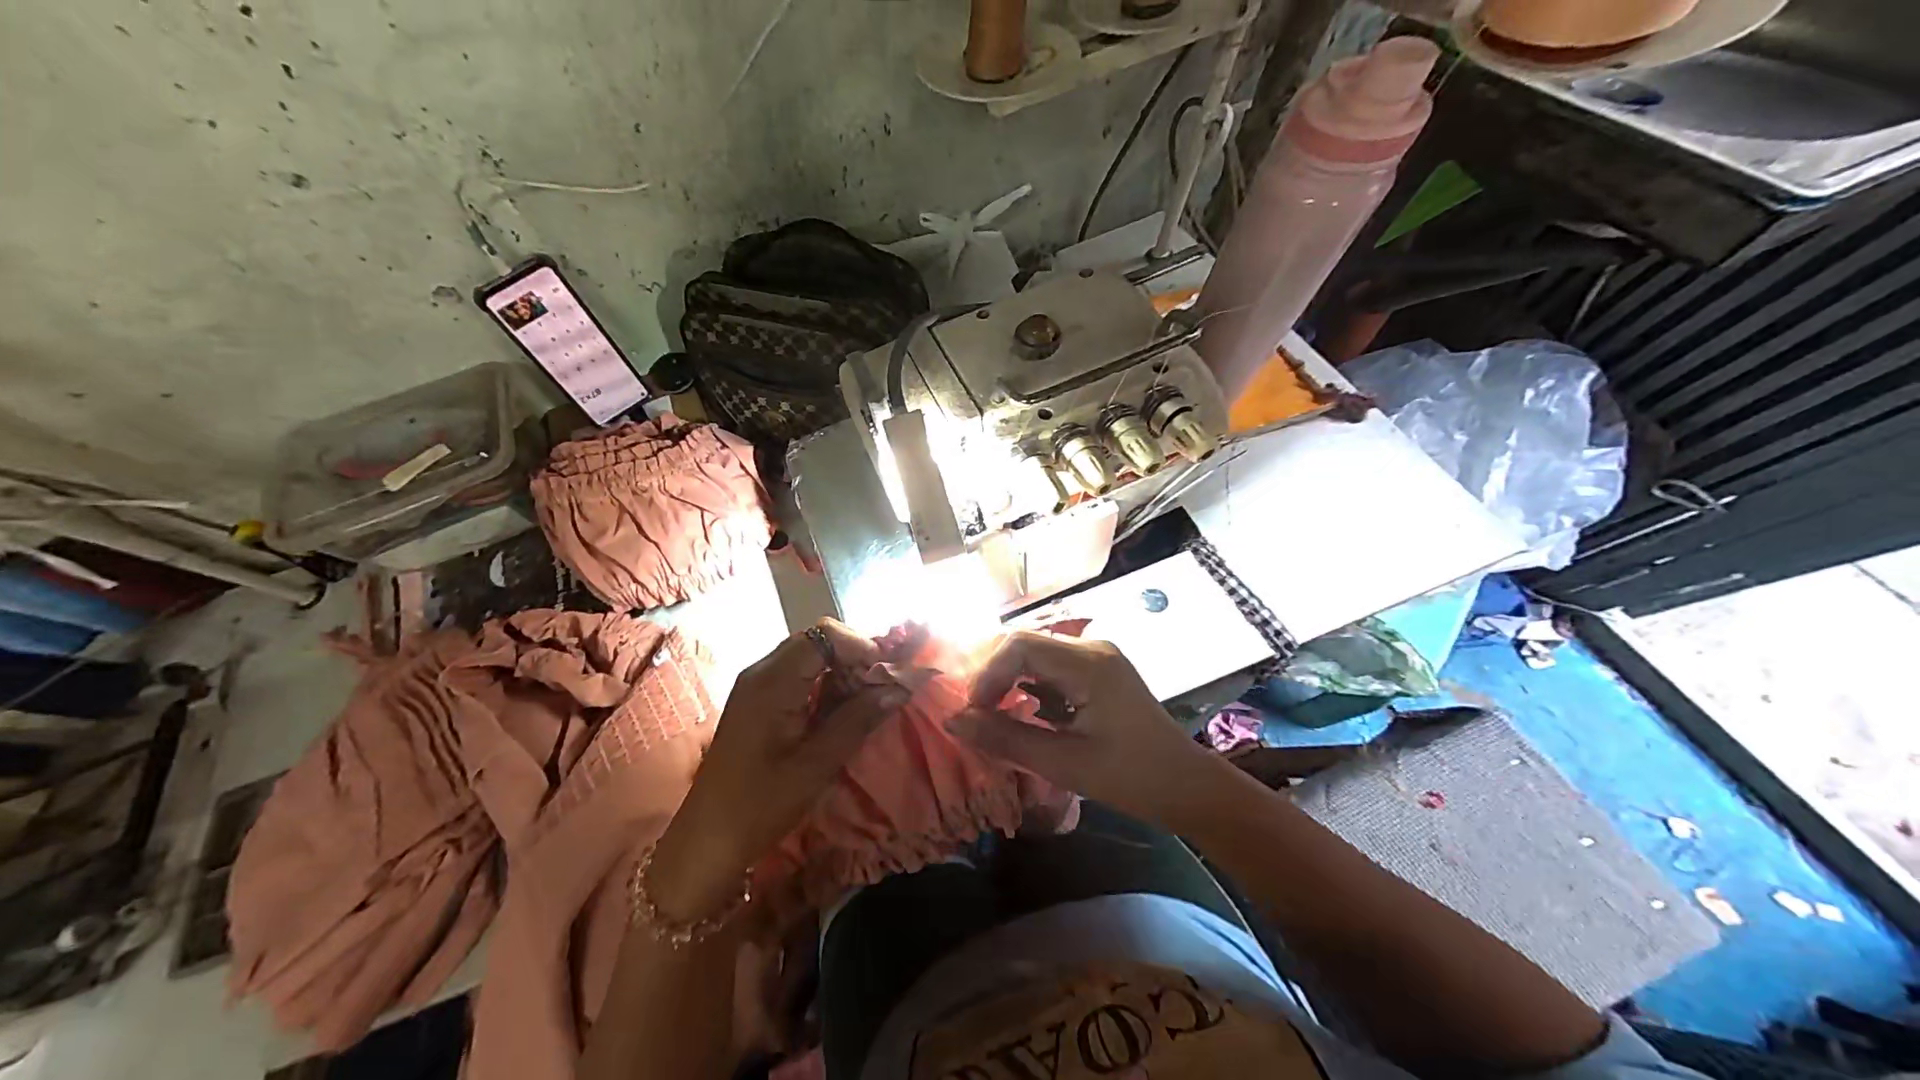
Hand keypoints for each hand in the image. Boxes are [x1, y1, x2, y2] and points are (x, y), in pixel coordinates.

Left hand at [650, 619, 907, 919]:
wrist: (708, 840)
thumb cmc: (761, 804)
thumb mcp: (817, 764)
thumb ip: (859, 719)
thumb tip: (900, 686)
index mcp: (771, 682)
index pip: (824, 636)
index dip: (861, 646)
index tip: (887, 675)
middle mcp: (761, 672)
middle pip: (817, 640)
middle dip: (855, 657)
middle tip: (883, 688)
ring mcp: (756, 686)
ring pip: (809, 657)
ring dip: (843, 671)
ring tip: (868, 701)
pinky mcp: (757, 702)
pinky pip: (798, 675)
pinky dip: (825, 684)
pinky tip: (841, 711)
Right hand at [952, 631, 1231, 829]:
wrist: (1188, 787)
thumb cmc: (1132, 778)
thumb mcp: (1064, 764)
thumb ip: (1006, 739)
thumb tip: (954, 722)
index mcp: (1089, 664)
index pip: (1019, 645)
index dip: (988, 674)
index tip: (975, 713)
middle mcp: (1092, 648)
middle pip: (1025, 642)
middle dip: (993, 674)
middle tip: (976, 713)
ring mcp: (1098, 657)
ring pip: (1036, 652)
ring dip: (1010, 679)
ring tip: (994, 715)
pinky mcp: (1099, 671)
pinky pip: (1052, 665)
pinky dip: (1029, 685)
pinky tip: (1024, 713)